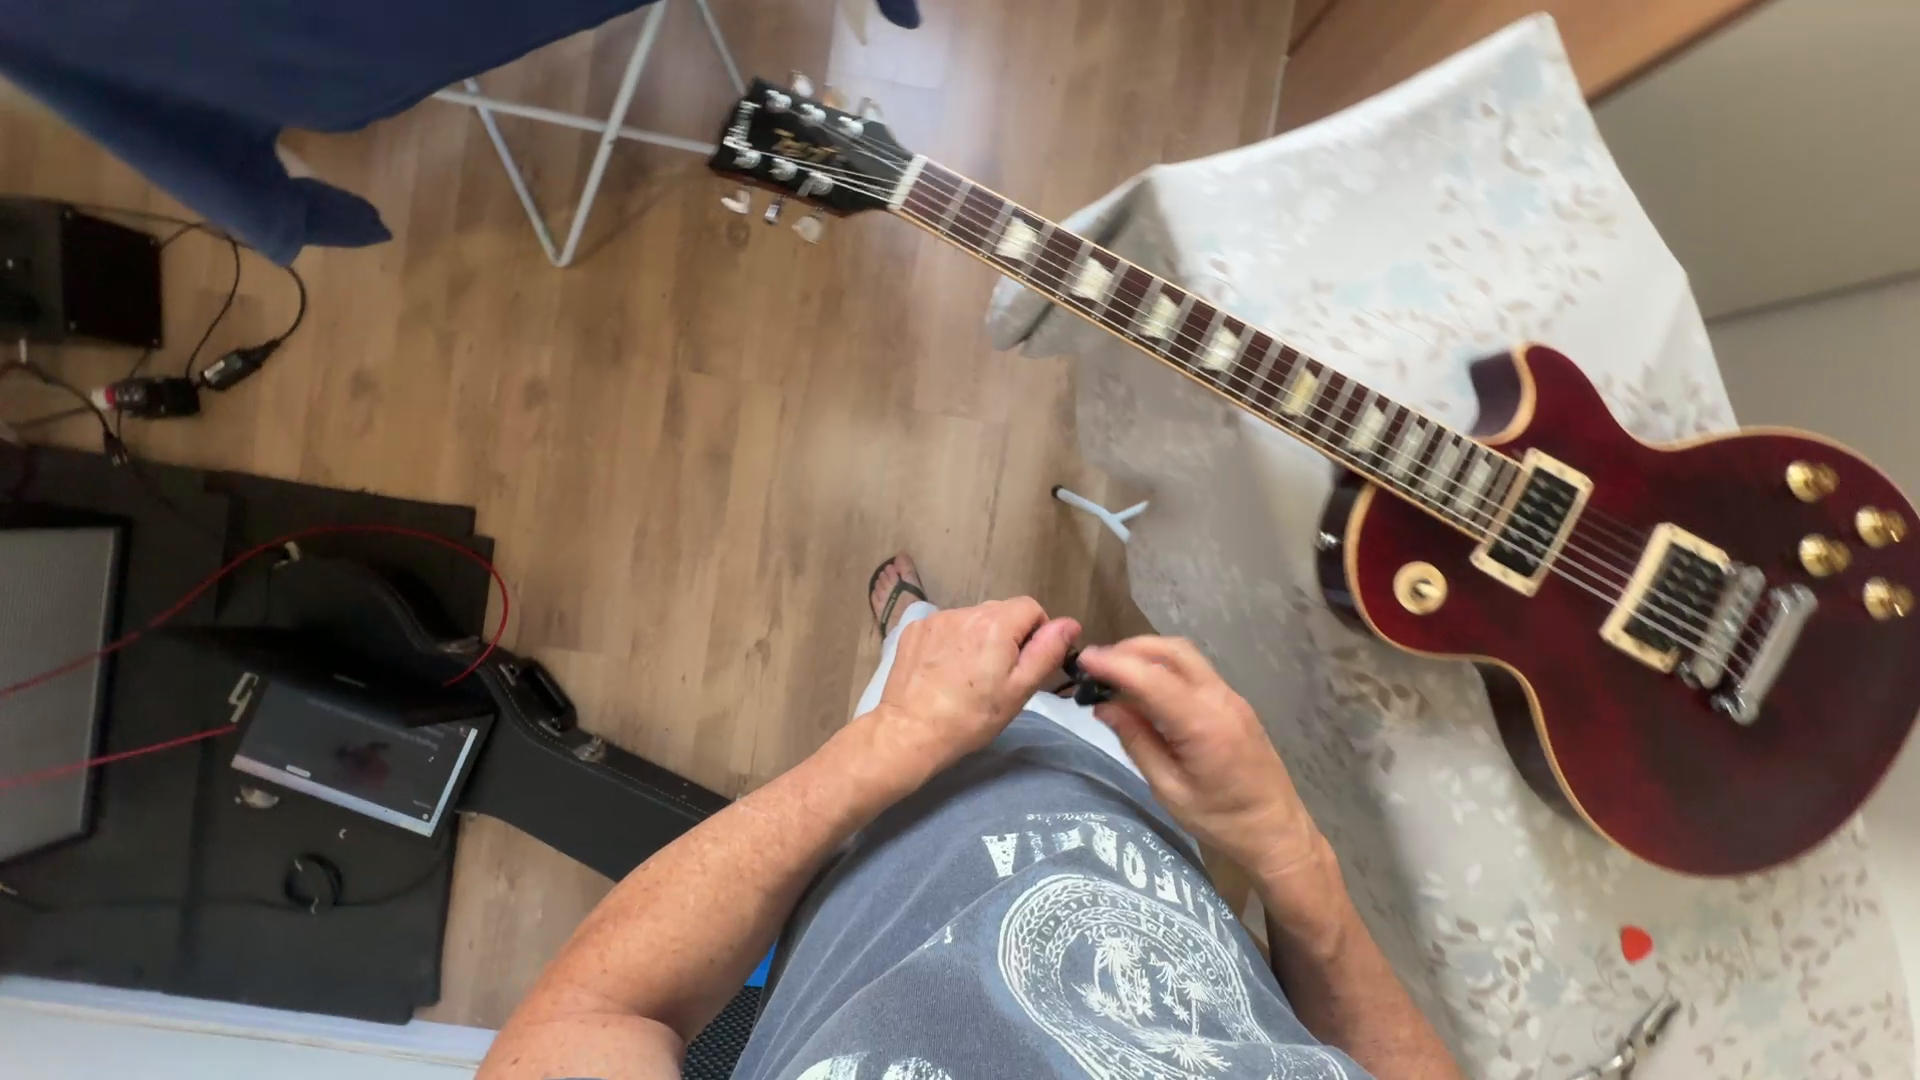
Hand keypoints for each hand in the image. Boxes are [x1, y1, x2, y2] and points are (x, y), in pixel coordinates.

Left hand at [856, 598, 1078, 790]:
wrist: (910, 732)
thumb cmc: (972, 717)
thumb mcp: (1019, 690)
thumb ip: (1047, 651)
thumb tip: (1070, 623)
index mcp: (995, 624)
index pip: (1031, 607)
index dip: (1036, 633)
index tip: (1026, 663)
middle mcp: (965, 612)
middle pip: (1001, 611)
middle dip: (1008, 636)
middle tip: (998, 675)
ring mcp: (936, 619)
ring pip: (973, 619)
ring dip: (979, 638)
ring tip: (968, 675)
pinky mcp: (914, 630)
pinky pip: (946, 627)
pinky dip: (952, 642)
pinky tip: (945, 670)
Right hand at [1077, 638, 1325, 882]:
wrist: (1279, 832)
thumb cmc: (1222, 821)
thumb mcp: (1170, 790)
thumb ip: (1137, 742)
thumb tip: (1104, 707)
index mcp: (1203, 725)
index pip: (1151, 678)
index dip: (1114, 664)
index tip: (1083, 660)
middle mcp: (1220, 699)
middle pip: (1171, 651)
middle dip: (1129, 650)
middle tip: (1097, 667)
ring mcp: (1231, 697)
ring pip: (1184, 655)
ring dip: (1147, 654)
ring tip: (1115, 675)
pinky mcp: (1233, 701)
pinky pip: (1194, 670)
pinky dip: (1164, 667)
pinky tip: (1145, 688)